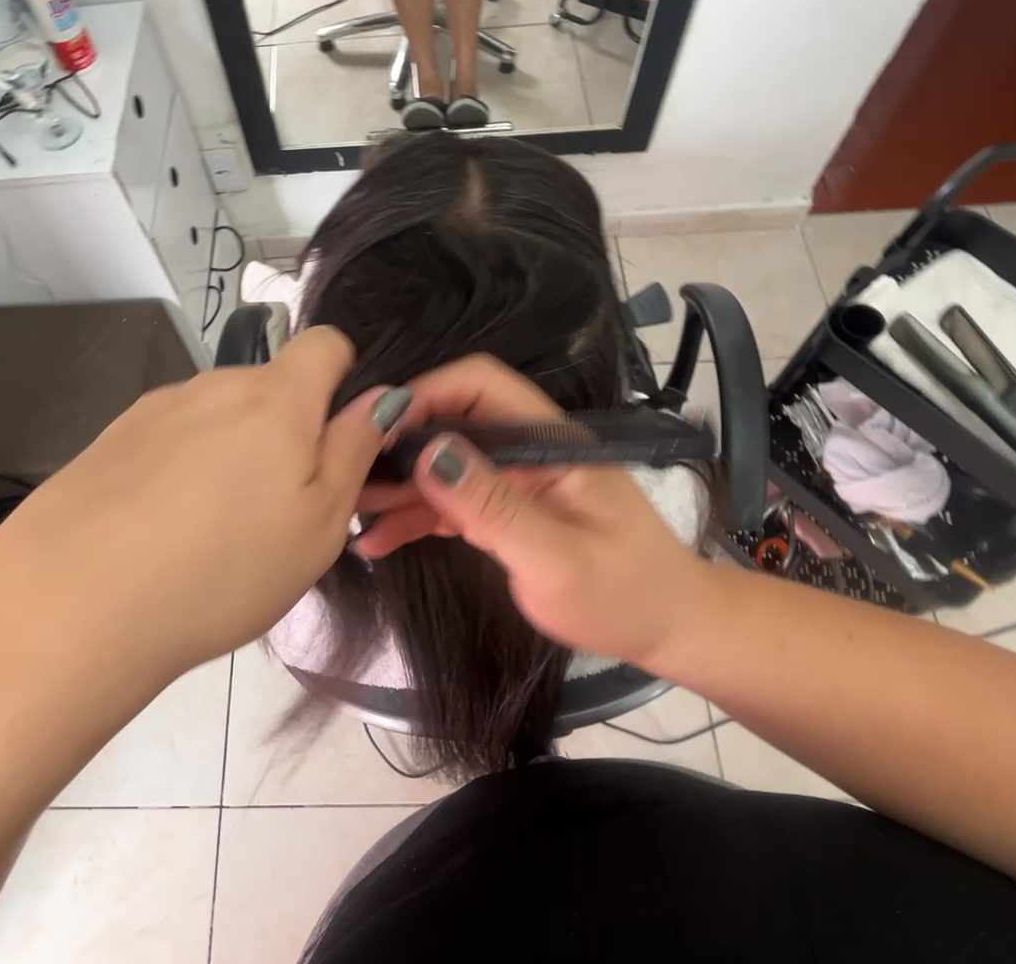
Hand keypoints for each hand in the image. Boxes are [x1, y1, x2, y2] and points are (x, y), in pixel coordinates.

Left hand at [0, 327, 410, 675]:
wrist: (76, 604)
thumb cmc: (224, 569)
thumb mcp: (319, 523)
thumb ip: (354, 449)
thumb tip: (380, 397)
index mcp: (276, 397)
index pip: (327, 343)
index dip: (346, 379)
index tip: (339, 441)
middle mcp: (215, 384)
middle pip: (272, 387)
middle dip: (290, 431)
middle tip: (282, 508)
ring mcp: (157, 407)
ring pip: (222, 415)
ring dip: (237, 451)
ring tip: (218, 529)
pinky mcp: (112, 437)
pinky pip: (175, 437)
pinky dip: (188, 467)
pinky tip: (168, 528)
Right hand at [354, 355, 710, 663]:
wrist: (667, 630)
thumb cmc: (625, 594)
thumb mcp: (557, 558)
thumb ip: (494, 506)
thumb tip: (430, 452)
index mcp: (549, 442)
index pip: (480, 385)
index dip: (427, 394)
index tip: (380, 431)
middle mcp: (528, 451)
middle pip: (452, 424)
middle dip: (399, 446)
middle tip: (349, 477)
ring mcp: (516, 482)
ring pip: (444, 467)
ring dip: (399, 487)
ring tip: (350, 510)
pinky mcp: (508, 513)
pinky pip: (453, 504)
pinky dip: (416, 518)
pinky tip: (378, 539)